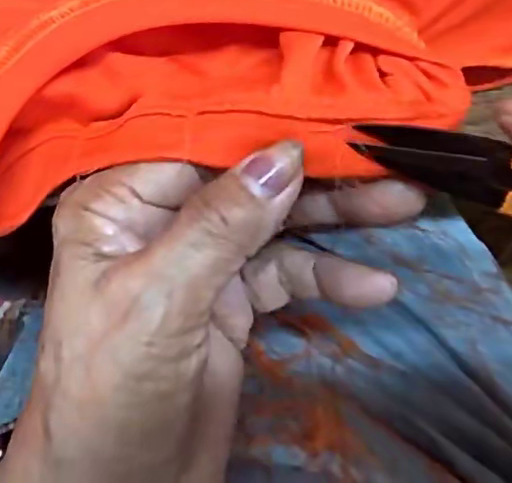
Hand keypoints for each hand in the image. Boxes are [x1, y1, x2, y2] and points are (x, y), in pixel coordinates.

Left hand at [0, 141, 425, 482]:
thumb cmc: (110, 389)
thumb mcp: (160, 300)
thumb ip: (220, 224)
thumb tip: (281, 155)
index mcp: (119, 201)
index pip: (195, 149)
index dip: (258, 134)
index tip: (323, 121)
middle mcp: (159, 216)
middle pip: (242, 182)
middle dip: (311, 177)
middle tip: (380, 163)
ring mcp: (199, 255)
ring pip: (272, 222)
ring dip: (334, 218)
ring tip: (401, 203)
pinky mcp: (231, 297)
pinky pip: (283, 272)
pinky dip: (326, 275)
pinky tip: (371, 285)